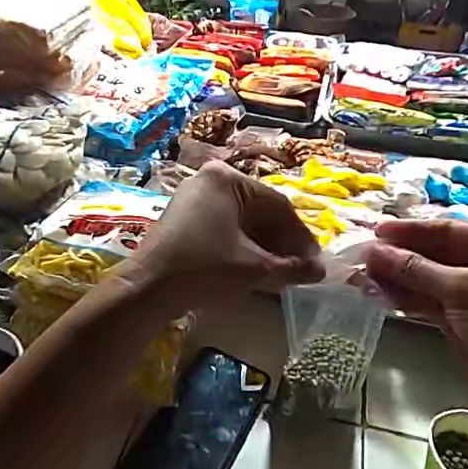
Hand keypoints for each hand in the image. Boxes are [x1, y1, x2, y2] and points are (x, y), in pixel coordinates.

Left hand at [119, 161, 323, 313]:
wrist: (147, 290)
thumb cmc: (204, 269)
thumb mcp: (254, 268)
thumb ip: (292, 267)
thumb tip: (320, 271)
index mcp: (227, 178)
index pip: (277, 205)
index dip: (300, 236)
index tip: (314, 262)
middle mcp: (209, 179)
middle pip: (259, 211)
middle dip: (281, 243)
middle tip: (300, 270)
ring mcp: (192, 198)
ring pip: (241, 222)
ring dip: (264, 247)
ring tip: (281, 273)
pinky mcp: (182, 219)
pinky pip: (223, 228)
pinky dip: (242, 247)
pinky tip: (255, 269)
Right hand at [364, 219, 467, 418]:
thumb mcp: (464, 289)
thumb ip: (416, 269)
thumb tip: (374, 251)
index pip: (449, 230)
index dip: (411, 231)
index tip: (377, 231)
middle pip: (433, 254)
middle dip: (399, 255)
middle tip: (362, 254)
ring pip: (425, 278)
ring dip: (395, 276)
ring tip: (361, 273)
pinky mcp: (456, 317)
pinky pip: (424, 300)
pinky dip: (402, 296)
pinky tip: (376, 291)